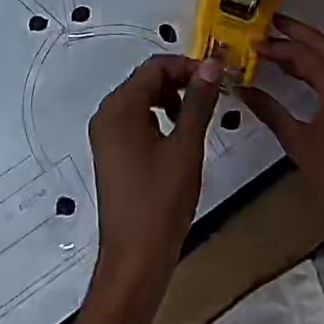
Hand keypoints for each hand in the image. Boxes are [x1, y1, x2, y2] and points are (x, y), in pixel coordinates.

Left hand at [87, 54, 221, 279]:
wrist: (135, 259)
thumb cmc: (161, 202)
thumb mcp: (186, 148)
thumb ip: (198, 102)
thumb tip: (211, 64)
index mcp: (119, 107)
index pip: (154, 67)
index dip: (187, 66)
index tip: (218, 77)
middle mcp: (106, 114)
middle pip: (145, 81)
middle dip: (179, 82)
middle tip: (213, 95)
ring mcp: (105, 134)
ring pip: (141, 100)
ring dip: (170, 100)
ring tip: (197, 118)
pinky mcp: (111, 152)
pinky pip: (135, 120)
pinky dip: (157, 118)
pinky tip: (177, 138)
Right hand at [237, 14, 323, 238]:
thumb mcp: (297, 142)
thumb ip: (269, 110)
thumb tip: (241, 90)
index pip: (305, 55)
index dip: (276, 47)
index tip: (252, 43)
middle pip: (323, 46)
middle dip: (295, 33)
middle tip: (268, 22)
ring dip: (307, 49)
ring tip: (276, 44)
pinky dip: (319, 65)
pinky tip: (297, 70)